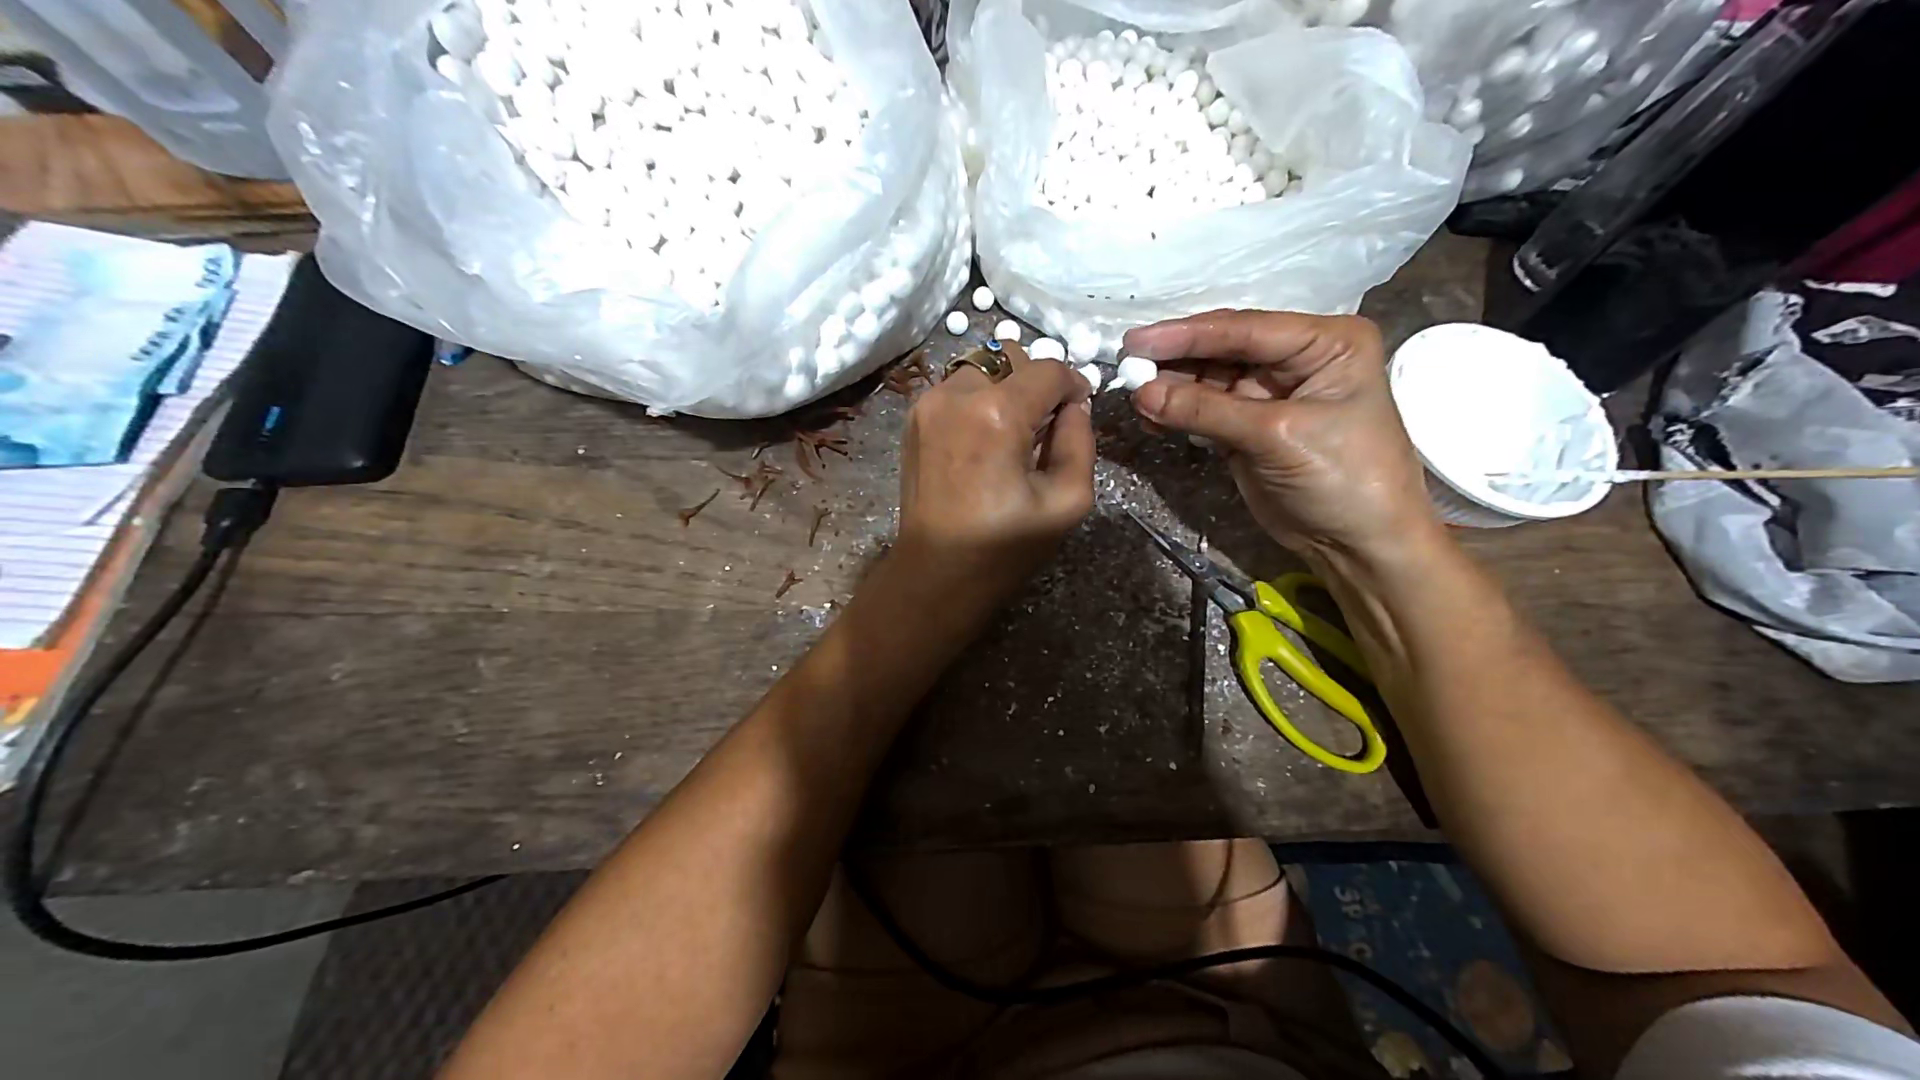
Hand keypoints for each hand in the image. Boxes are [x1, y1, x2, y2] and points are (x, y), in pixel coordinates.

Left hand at [895, 344, 1094, 603]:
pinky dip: (977, 401)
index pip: (1049, 369)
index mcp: (996, 415)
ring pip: (980, 369)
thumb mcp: (1068, 501)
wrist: (935, 574)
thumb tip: (1074, 407)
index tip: (1077, 413)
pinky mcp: (913, 419)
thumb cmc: (1004, 547)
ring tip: (1010, 435)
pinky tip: (982, 442)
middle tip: (1042, 427)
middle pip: (1009, 358)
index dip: (1073, 386)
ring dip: (1003, 389)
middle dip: (1034, 384)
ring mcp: (927, 404)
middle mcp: (956, 396)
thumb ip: (1080, 441)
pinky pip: (955, 389)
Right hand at [1124, 311, 1439, 567]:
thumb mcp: (1276, 436)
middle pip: (1223, 348)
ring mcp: (1270, 393)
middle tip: (1124, 363)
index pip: (1245, 329)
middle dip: (1174, 358)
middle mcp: (1297, 358)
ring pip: (1208, 379)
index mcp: (1325, 343)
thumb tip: (1140, 393)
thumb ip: (1206, 410)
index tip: (1136, 340)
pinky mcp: (1248, 426)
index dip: (1186, 335)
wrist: (1358, 545)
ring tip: (1131, 392)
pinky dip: (1177, 413)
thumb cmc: (1342, 479)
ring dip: (1170, 386)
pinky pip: (1204, 410)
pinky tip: (1150, 415)